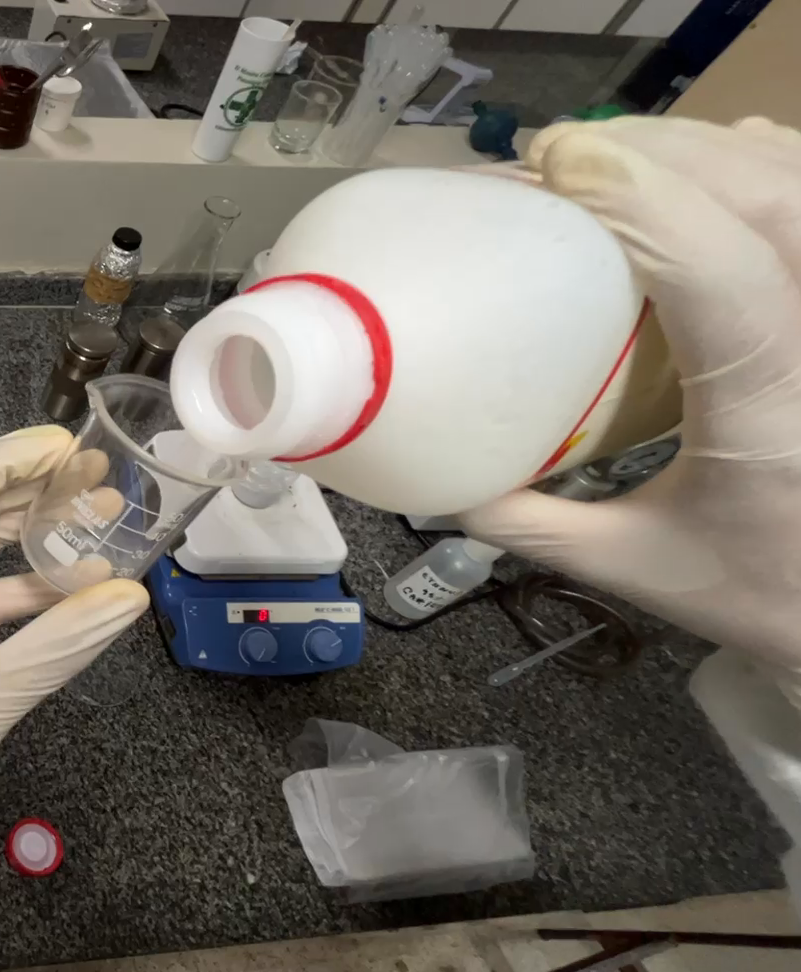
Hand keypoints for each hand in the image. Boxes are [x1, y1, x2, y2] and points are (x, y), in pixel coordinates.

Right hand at [459, 117, 800, 683]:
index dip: (642, 207)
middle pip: (775, 200)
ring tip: (609, 152)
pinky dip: (769, 166)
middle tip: (554, 153)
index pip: (724, 277)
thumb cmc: (764, 590)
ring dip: (708, 154)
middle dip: (661, 156)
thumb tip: (435, 479)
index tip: (555, 168)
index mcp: (775, 406)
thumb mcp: (624, 566)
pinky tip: (715, 158)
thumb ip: (523, 522)